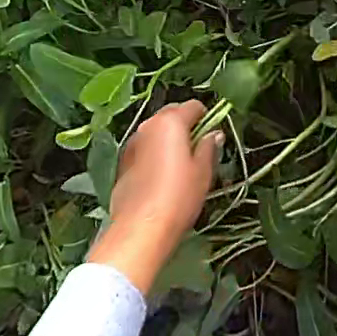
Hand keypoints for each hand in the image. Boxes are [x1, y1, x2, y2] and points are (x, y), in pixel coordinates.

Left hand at [86, 100, 222, 294]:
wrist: (139, 229)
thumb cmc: (177, 197)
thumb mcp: (202, 172)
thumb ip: (208, 147)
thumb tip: (213, 133)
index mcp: (171, 122)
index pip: (193, 106)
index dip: (206, 117)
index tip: (212, 136)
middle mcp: (149, 124)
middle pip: (172, 113)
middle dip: (186, 124)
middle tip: (197, 149)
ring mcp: (133, 141)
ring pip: (156, 130)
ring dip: (168, 138)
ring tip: (179, 163)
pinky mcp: (123, 160)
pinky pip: (144, 146)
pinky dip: (154, 151)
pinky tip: (160, 175)